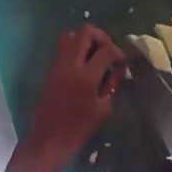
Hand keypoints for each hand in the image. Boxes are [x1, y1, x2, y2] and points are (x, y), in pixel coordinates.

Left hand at [20, 25, 126, 170]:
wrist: (49, 139)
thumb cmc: (78, 129)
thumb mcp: (103, 110)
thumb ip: (112, 85)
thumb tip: (120, 69)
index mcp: (86, 76)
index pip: (106, 50)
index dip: (118, 52)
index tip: (123, 61)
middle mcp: (70, 64)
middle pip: (85, 32)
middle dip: (101, 37)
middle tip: (109, 52)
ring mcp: (57, 65)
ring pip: (71, 35)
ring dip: (86, 40)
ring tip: (96, 56)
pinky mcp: (51, 70)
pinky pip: (63, 48)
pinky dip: (76, 49)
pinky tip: (85, 65)